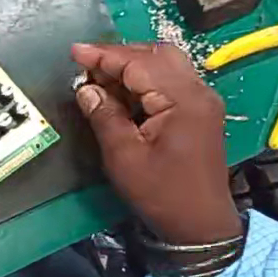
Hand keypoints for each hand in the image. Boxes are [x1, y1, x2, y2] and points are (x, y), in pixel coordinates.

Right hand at [69, 42, 242, 244]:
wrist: (200, 224)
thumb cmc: (160, 194)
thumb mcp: (124, 157)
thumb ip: (105, 117)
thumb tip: (86, 90)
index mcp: (181, 99)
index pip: (139, 63)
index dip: (105, 55)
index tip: (75, 52)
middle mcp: (198, 91)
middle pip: (157, 55)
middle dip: (120, 56)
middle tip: (86, 66)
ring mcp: (202, 101)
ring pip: (166, 66)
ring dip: (132, 67)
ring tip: (100, 78)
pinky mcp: (200, 113)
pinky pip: (171, 83)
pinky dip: (145, 82)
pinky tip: (123, 93)